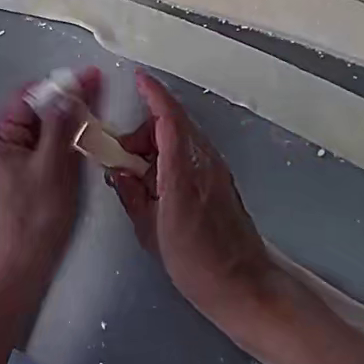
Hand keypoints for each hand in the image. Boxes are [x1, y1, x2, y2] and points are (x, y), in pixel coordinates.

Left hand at [0, 67, 93, 288]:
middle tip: (99, 86)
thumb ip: (61, 125)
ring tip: (97, 104)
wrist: (22, 267)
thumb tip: (70, 91)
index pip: (30, 97)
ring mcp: (14, 160)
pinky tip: (85, 132)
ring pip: (44, 127)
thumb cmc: (36, 216)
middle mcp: (3, 144)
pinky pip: (47, 145)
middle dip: (67, 97)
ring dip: (69, 115)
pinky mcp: (26, 174)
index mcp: (1, 137)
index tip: (90, 76)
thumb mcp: (52, 166)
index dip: (60, 85)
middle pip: (38, 109)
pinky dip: (65, 136)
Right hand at [109, 71, 280, 325]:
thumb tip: (117, 172)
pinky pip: (190, 150)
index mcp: (182, 172)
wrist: (245, 285)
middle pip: (172, 123)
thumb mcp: (151, 232)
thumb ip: (132, 195)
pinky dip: (170, 152)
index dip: (153, 94)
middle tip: (122, 155)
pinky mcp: (220, 177)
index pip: (168, 119)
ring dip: (156, 142)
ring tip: (138, 174)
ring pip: (182, 135)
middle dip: (143, 129)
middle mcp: (203, 161)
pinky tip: (158, 180)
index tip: (138, 78)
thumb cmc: (198, 264)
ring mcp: (215, 167)